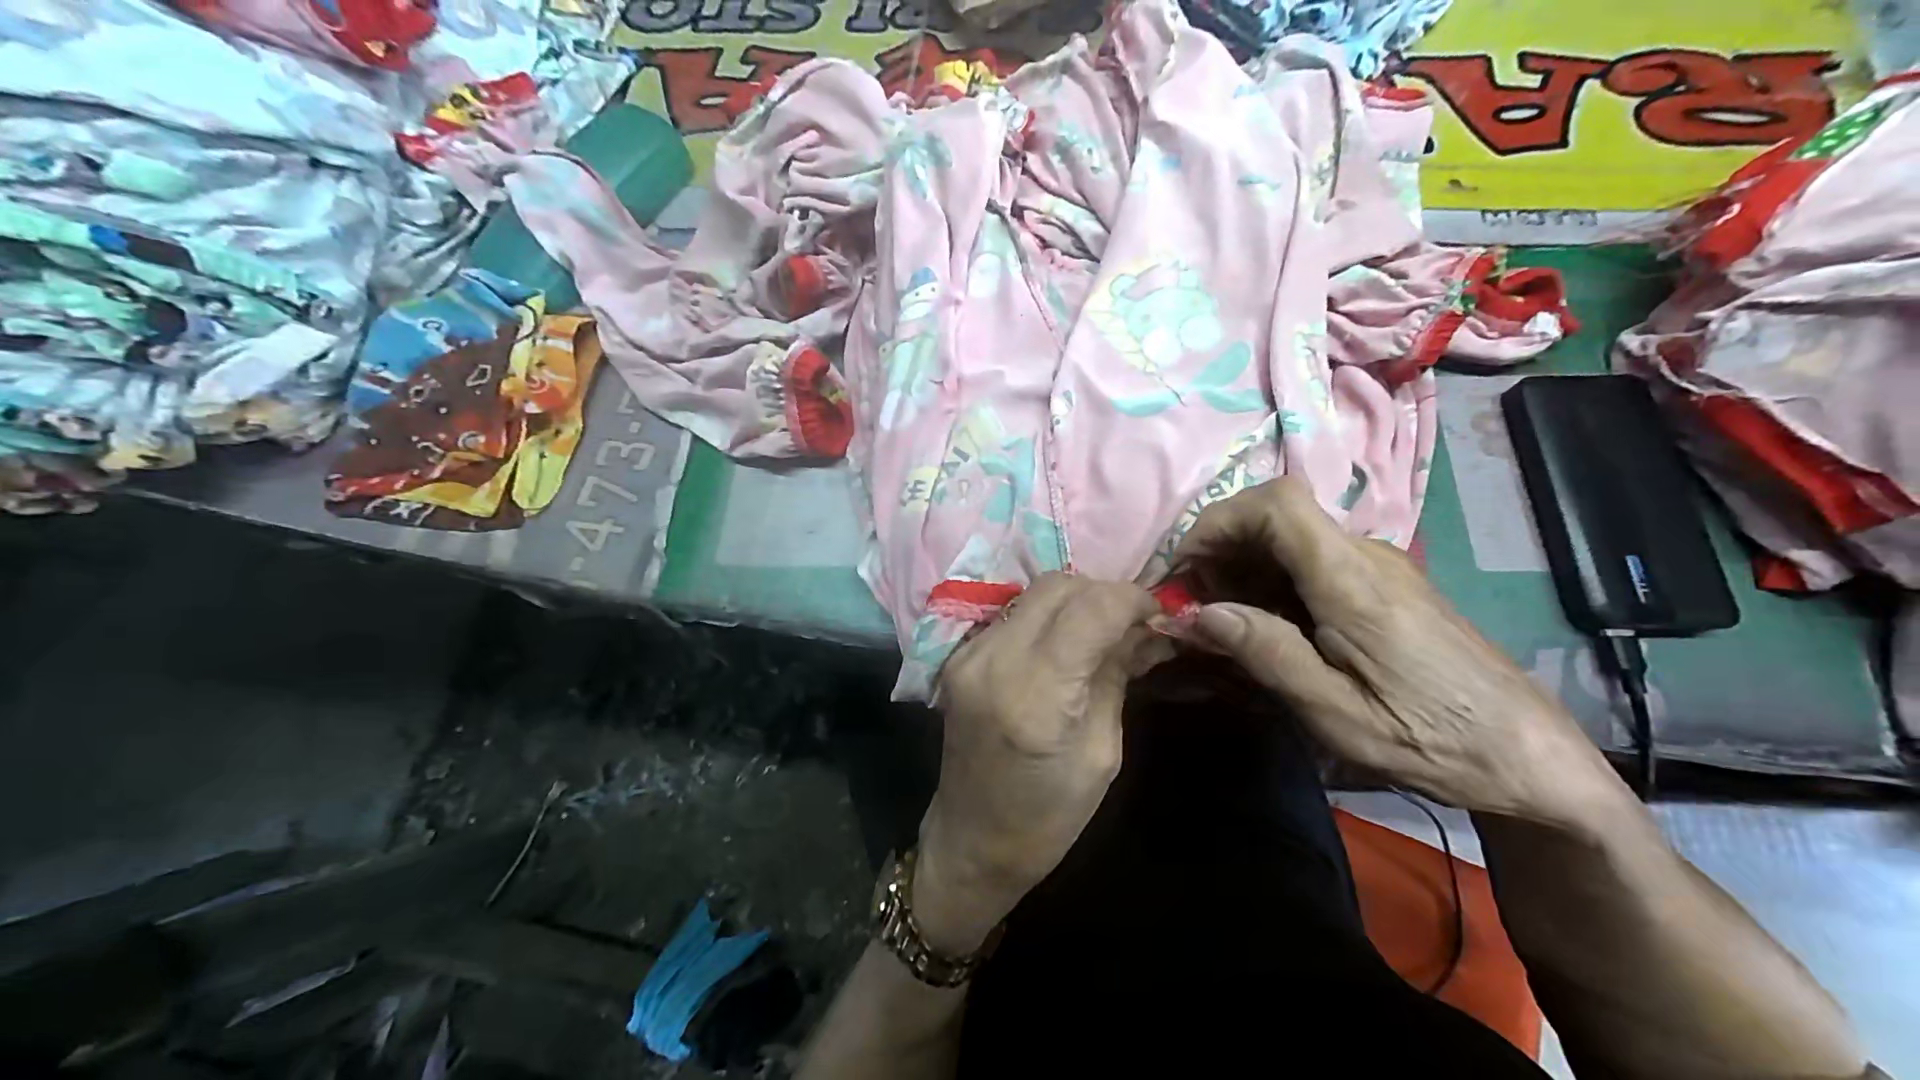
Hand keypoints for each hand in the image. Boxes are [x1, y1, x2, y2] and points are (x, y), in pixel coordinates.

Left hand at [913, 574, 1168, 954]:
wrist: (973, 839)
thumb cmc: (1049, 815)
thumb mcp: (1104, 751)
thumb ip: (1117, 675)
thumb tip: (1146, 628)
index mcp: (1036, 694)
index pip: (1092, 608)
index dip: (1133, 599)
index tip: (1159, 615)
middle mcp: (995, 660)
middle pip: (1059, 586)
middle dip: (1105, 594)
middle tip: (1133, 625)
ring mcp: (970, 654)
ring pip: (1035, 593)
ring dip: (1077, 601)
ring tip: (1104, 632)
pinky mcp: (960, 656)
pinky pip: (1015, 614)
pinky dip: (1049, 616)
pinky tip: (1068, 643)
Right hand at [1176, 477, 1623, 828]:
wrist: (1531, 756)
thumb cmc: (1433, 741)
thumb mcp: (1337, 714)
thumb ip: (1266, 653)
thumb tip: (1195, 612)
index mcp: (1353, 582)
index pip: (1276, 503)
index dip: (1217, 521)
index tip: (1185, 571)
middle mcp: (1366, 557)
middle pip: (1275, 514)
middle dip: (1219, 549)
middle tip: (1194, 608)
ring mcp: (1378, 567)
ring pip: (1289, 536)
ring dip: (1241, 566)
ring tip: (1223, 624)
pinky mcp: (1383, 584)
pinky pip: (1310, 560)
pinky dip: (1269, 579)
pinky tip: (1266, 627)